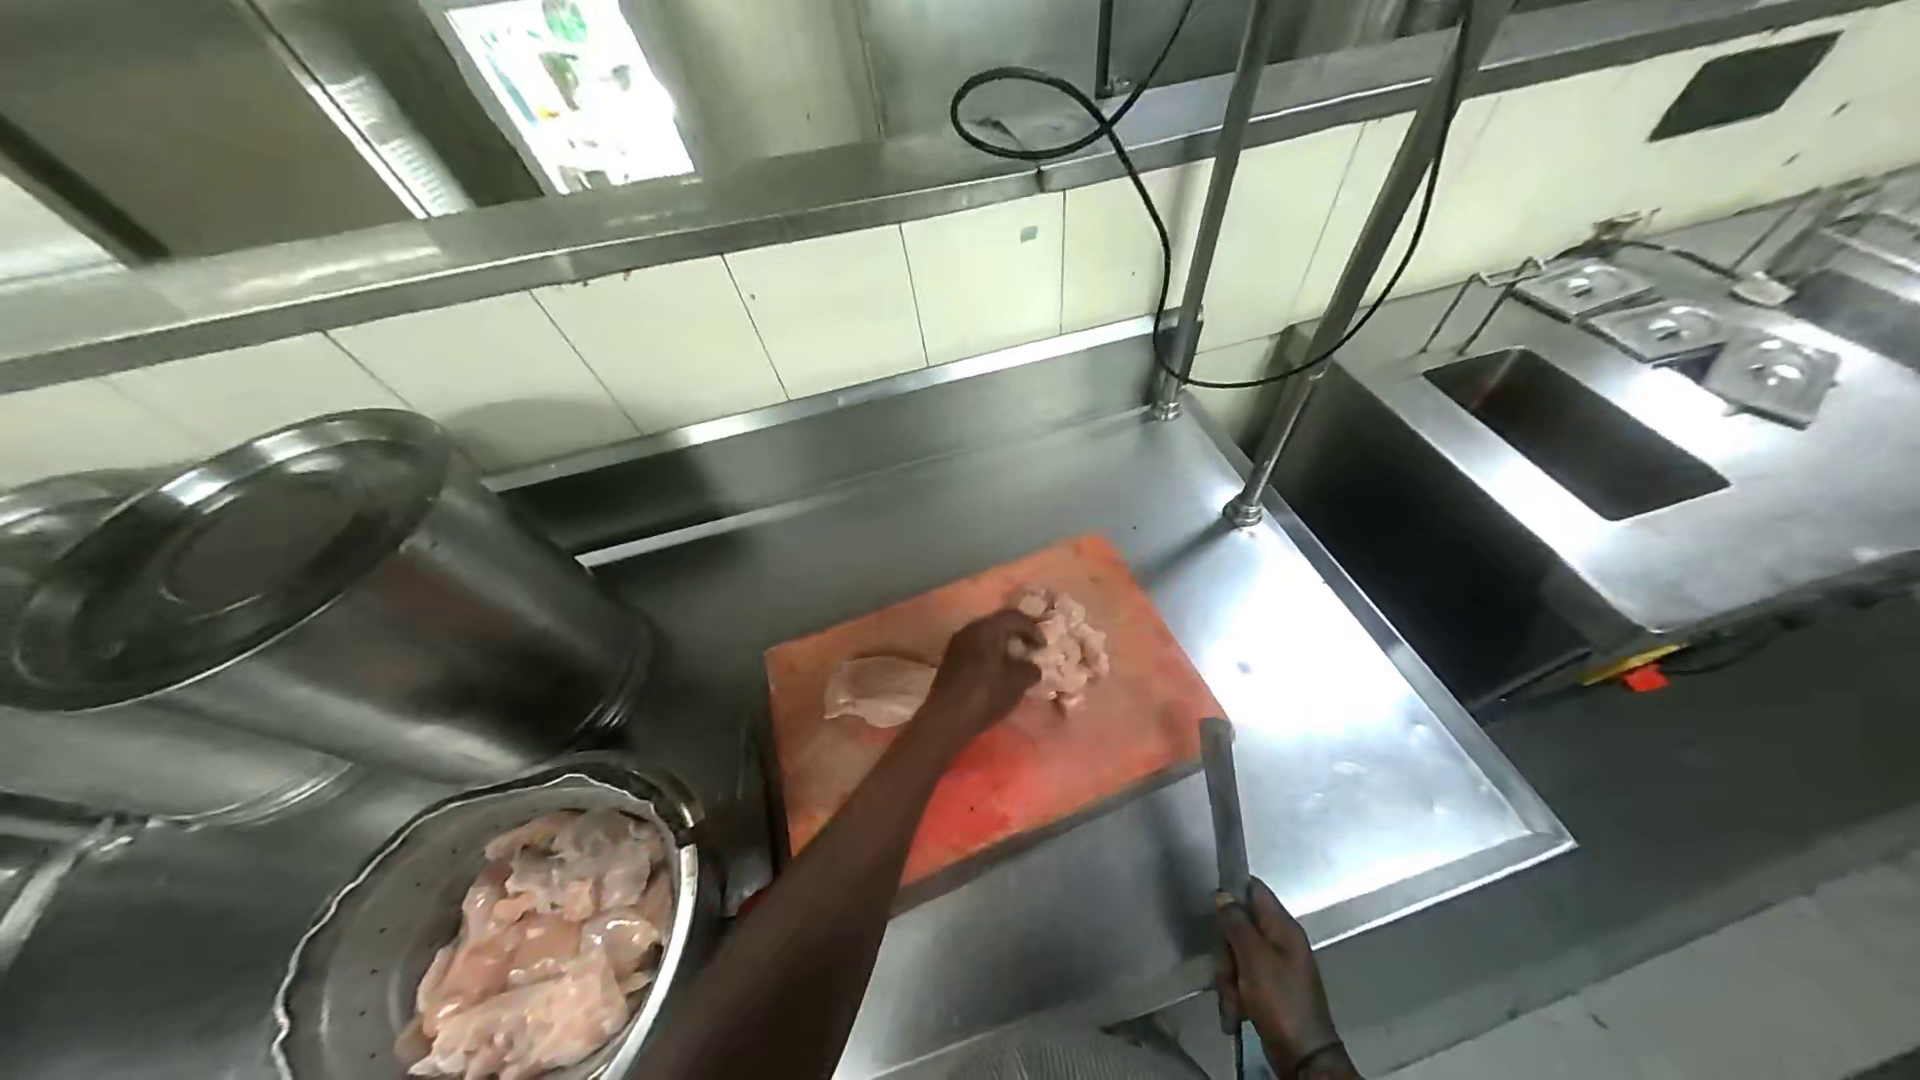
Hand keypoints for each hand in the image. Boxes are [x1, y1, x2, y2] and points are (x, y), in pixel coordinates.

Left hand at [918, 610, 1041, 741]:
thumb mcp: (1017, 682)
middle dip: (1017, 635)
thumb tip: (1032, 667)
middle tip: (1031, 649)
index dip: (1033, 629)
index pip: (1014, 617)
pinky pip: (975, 649)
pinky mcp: (950, 660)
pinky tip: (997, 672)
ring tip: (1016, 663)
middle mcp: (968, 630)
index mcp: (986, 629)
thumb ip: (1030, 669)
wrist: (946, 719)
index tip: (1043, 647)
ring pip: (985, 637)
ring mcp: (956, 644)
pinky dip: (990, 655)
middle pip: (998, 624)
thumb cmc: (985, 694)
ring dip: (1003, 646)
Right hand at [1216, 878, 1353, 1076]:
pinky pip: (1241, 978)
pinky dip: (1235, 994)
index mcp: (1283, 928)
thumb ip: (1236, 922)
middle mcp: (1279, 942)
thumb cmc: (1280, 1001)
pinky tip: (1236, 1011)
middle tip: (1229, 969)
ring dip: (1228, 977)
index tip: (1215, 908)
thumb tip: (1223, 894)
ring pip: (1235, 954)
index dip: (1233, 892)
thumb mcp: (1253, 958)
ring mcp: (1273, 966)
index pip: (1255, 890)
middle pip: (1239, 925)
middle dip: (1226, 950)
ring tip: (1234, 998)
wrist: (1303, 1058)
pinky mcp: (1267, 988)